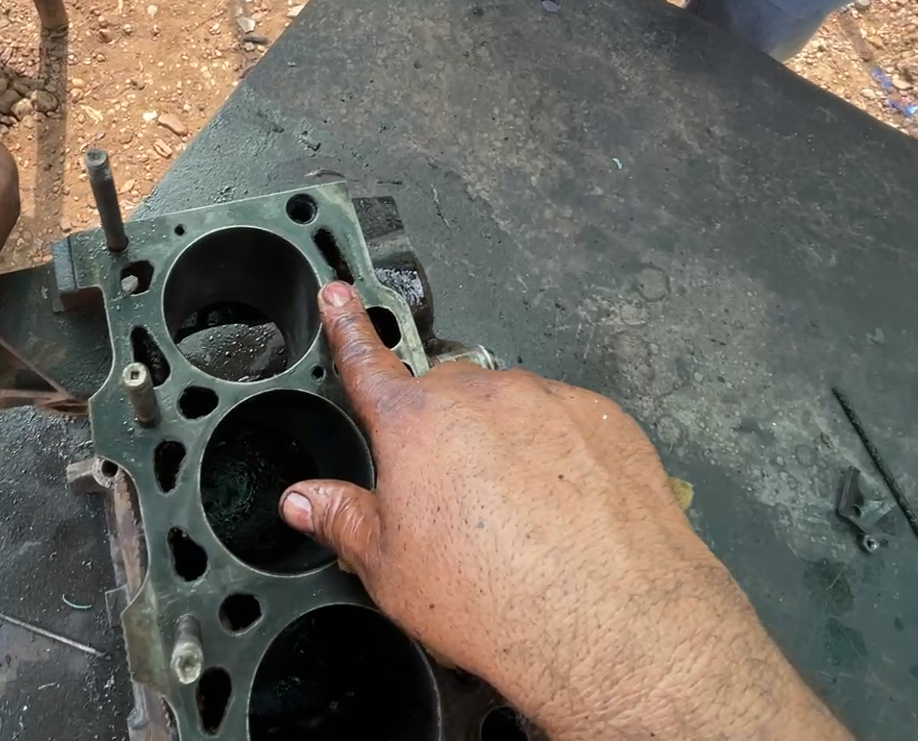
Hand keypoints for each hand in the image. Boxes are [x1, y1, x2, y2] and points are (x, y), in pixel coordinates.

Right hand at [281, 283, 849, 740]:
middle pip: (443, 393)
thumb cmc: (492, 598)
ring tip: (518, 506)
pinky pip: (560, 417)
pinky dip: (554, 448)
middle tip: (455, 490)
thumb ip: (342, 519)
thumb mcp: (392, 570)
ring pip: (503, 404)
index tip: (338, 292)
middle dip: (440, 427)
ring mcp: (542, 396)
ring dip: (499, 436)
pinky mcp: (598, 414)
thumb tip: (300, 499)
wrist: (617, 627)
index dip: (347, 324)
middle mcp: (477, 393)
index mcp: (414, 423)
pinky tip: (564, 503)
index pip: (367, 361)